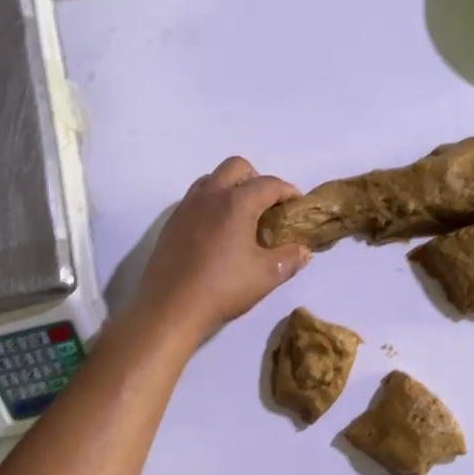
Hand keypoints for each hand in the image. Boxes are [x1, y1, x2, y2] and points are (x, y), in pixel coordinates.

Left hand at [128, 157, 311, 338]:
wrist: (170, 307)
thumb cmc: (222, 287)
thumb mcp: (266, 276)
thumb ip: (289, 258)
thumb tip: (303, 251)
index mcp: (236, 202)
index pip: (269, 184)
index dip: (288, 191)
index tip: (297, 205)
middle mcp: (210, 195)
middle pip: (236, 167)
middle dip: (256, 179)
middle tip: (266, 205)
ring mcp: (187, 206)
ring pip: (212, 179)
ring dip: (230, 188)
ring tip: (241, 216)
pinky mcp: (171, 222)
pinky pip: (195, 199)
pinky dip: (211, 204)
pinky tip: (217, 232)